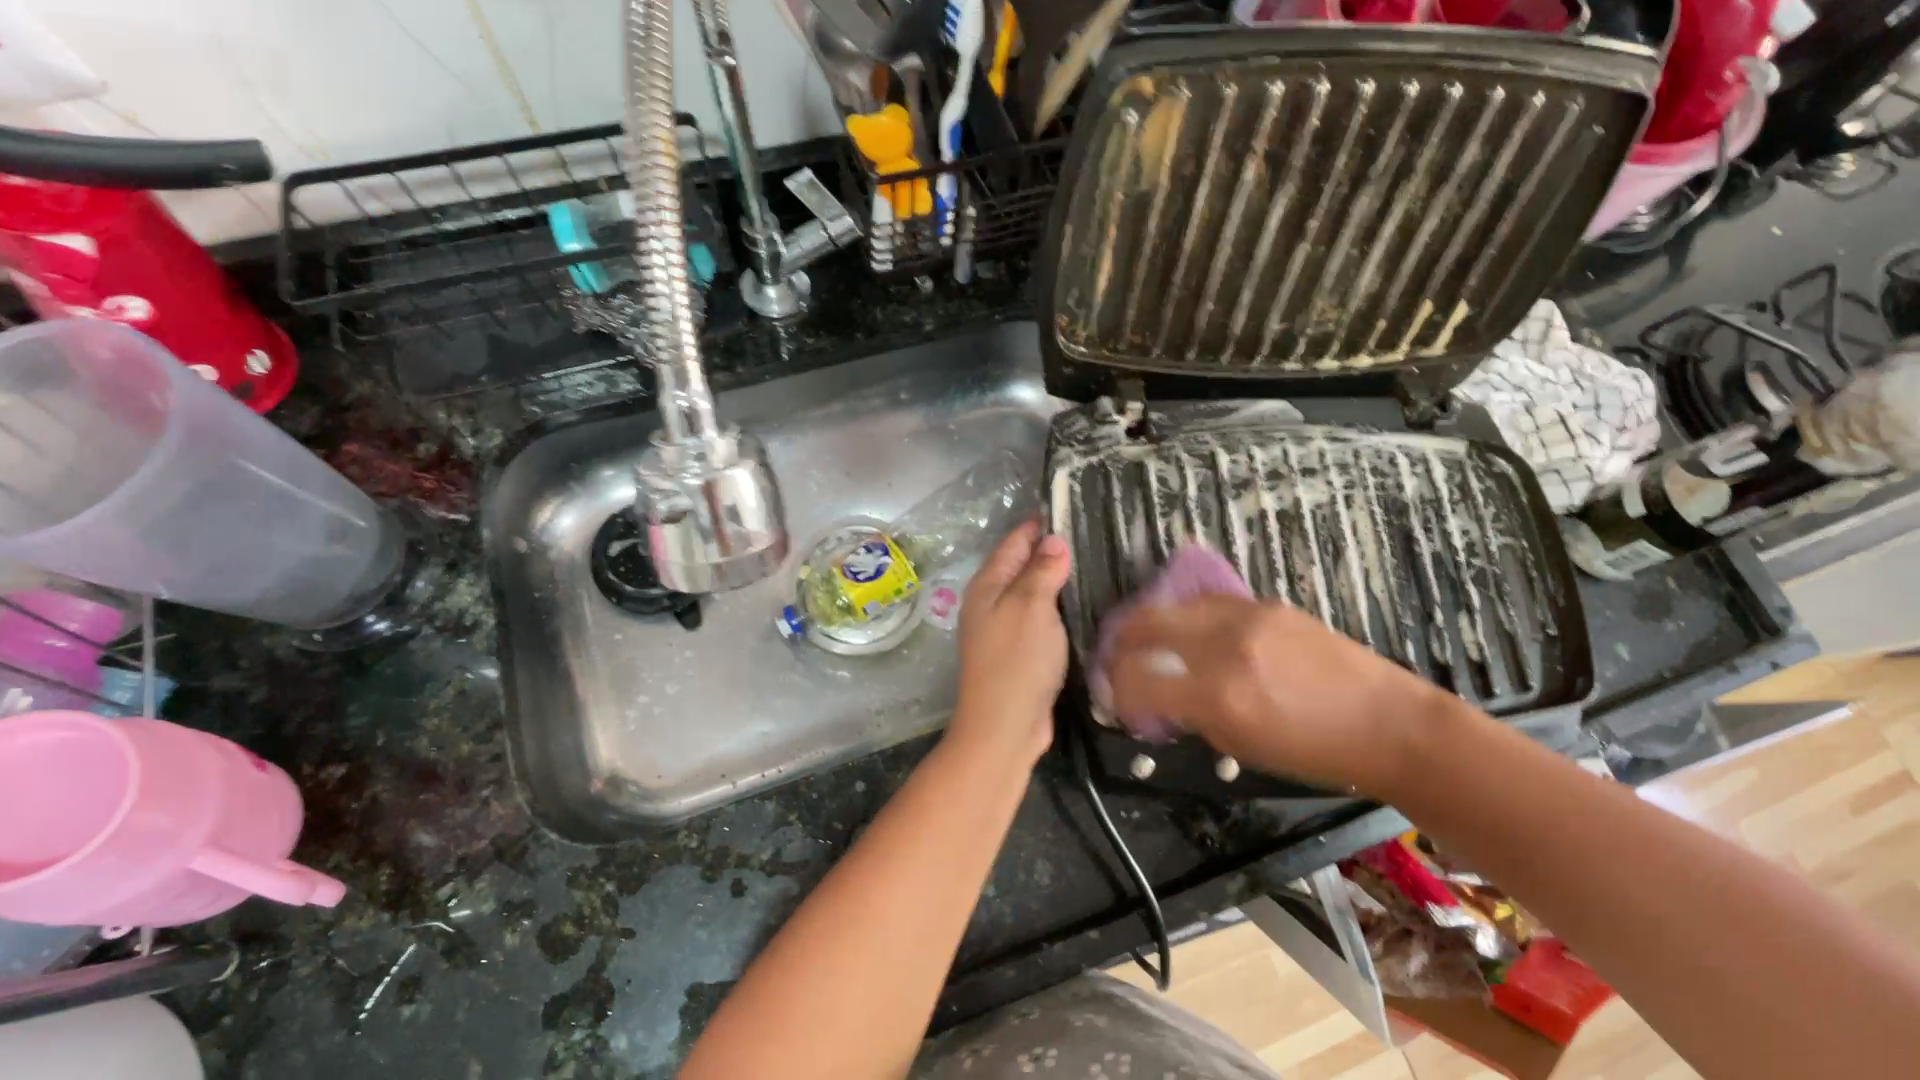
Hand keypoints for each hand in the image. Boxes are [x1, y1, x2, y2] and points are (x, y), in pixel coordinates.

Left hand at [950, 521, 1072, 764]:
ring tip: (1095, 562)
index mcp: (987, 586)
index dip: (1039, 524)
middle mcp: (992, 603)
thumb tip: (1053, 541)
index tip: (1071, 505)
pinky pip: (1042, 618)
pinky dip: (1059, 607)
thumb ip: (1041, 572)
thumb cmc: (1015, 661)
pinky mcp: (1022, 654)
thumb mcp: (1030, 607)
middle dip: (1051, 549)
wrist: (1004, 727)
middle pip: (1022, 566)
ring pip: (1033, 593)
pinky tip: (1083, 605)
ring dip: (1057, 580)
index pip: (1014, 542)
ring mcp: (1005, 630)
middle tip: (1093, 531)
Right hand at [1103, 596, 1456, 794]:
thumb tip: (1157, 697)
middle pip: (1143, 624)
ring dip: (1153, 626)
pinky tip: (1197, 638)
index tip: (1119, 701)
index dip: (1116, 690)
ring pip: (1173, 606)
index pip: (1135, 676)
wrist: (1389, 724)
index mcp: (1217, 695)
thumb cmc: (1315, 753)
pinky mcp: (1268, 603)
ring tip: (1152, 646)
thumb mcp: (1240, 747)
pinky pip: (1210, 604)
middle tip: (1119, 663)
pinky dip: (1190, 620)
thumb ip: (1190, 716)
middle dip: (1121, 645)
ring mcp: (1248, 616)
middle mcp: (1225, 645)